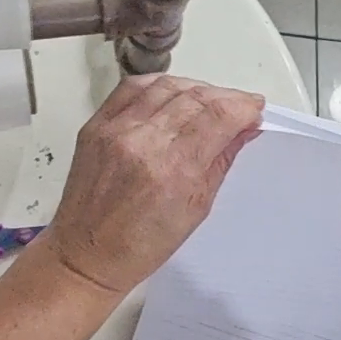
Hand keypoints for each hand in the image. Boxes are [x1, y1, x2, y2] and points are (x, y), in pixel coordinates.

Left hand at [39, 75, 263, 295]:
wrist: (86, 254)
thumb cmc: (142, 244)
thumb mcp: (197, 209)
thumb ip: (221, 162)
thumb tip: (244, 129)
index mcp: (174, 170)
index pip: (219, 116)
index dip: (243, 106)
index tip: (254, 110)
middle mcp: (144, 142)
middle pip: (196, 97)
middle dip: (226, 97)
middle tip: (239, 107)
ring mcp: (116, 129)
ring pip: (167, 86)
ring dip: (196, 88)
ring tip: (209, 102)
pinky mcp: (96, 125)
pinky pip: (133, 87)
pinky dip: (160, 85)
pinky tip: (174, 95)